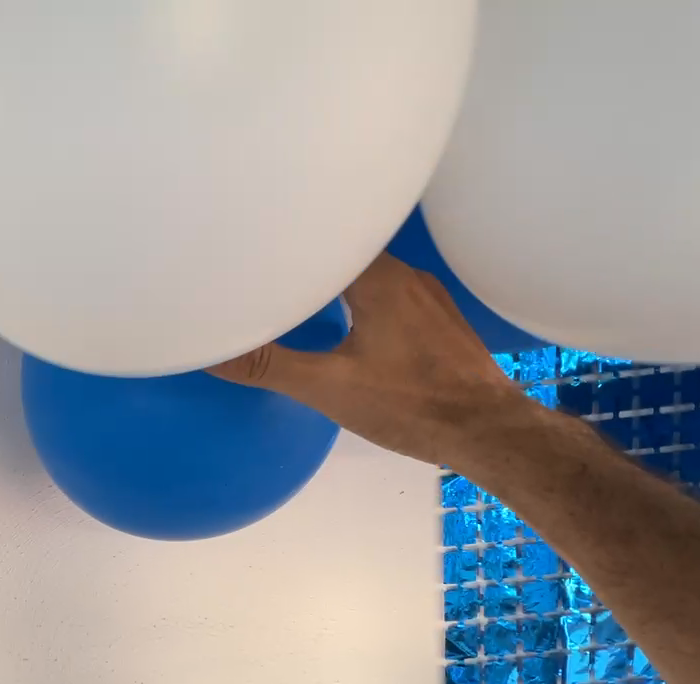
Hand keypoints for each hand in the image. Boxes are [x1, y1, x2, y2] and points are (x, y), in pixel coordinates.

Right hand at [209, 254, 549, 470]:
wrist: (487, 430)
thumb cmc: (408, 404)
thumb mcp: (327, 388)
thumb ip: (268, 367)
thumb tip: (212, 355)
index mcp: (380, 281)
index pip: (332, 238)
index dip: (293, 239)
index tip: (258, 244)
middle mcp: (408, 277)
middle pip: (348, 254)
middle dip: (308, 260)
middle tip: (267, 270)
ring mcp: (428, 299)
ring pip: (370, 275)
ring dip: (333, 280)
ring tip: (296, 293)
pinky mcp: (437, 323)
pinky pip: (388, 295)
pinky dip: (357, 299)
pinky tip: (343, 323)